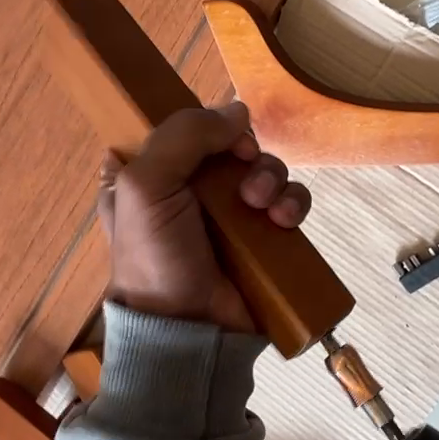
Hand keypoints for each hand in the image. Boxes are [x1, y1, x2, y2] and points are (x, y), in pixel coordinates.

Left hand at [98, 103, 311, 332]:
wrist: (190, 330)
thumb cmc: (156, 256)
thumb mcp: (146, 185)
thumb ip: (184, 135)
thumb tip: (238, 110)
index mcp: (149, 175)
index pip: (180, 129)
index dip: (202, 127)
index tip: (215, 137)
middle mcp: (188, 189)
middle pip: (230, 145)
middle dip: (246, 154)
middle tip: (244, 178)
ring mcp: (229, 215)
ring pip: (264, 170)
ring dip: (272, 179)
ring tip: (264, 207)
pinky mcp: (263, 238)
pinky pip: (289, 202)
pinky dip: (293, 203)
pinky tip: (284, 220)